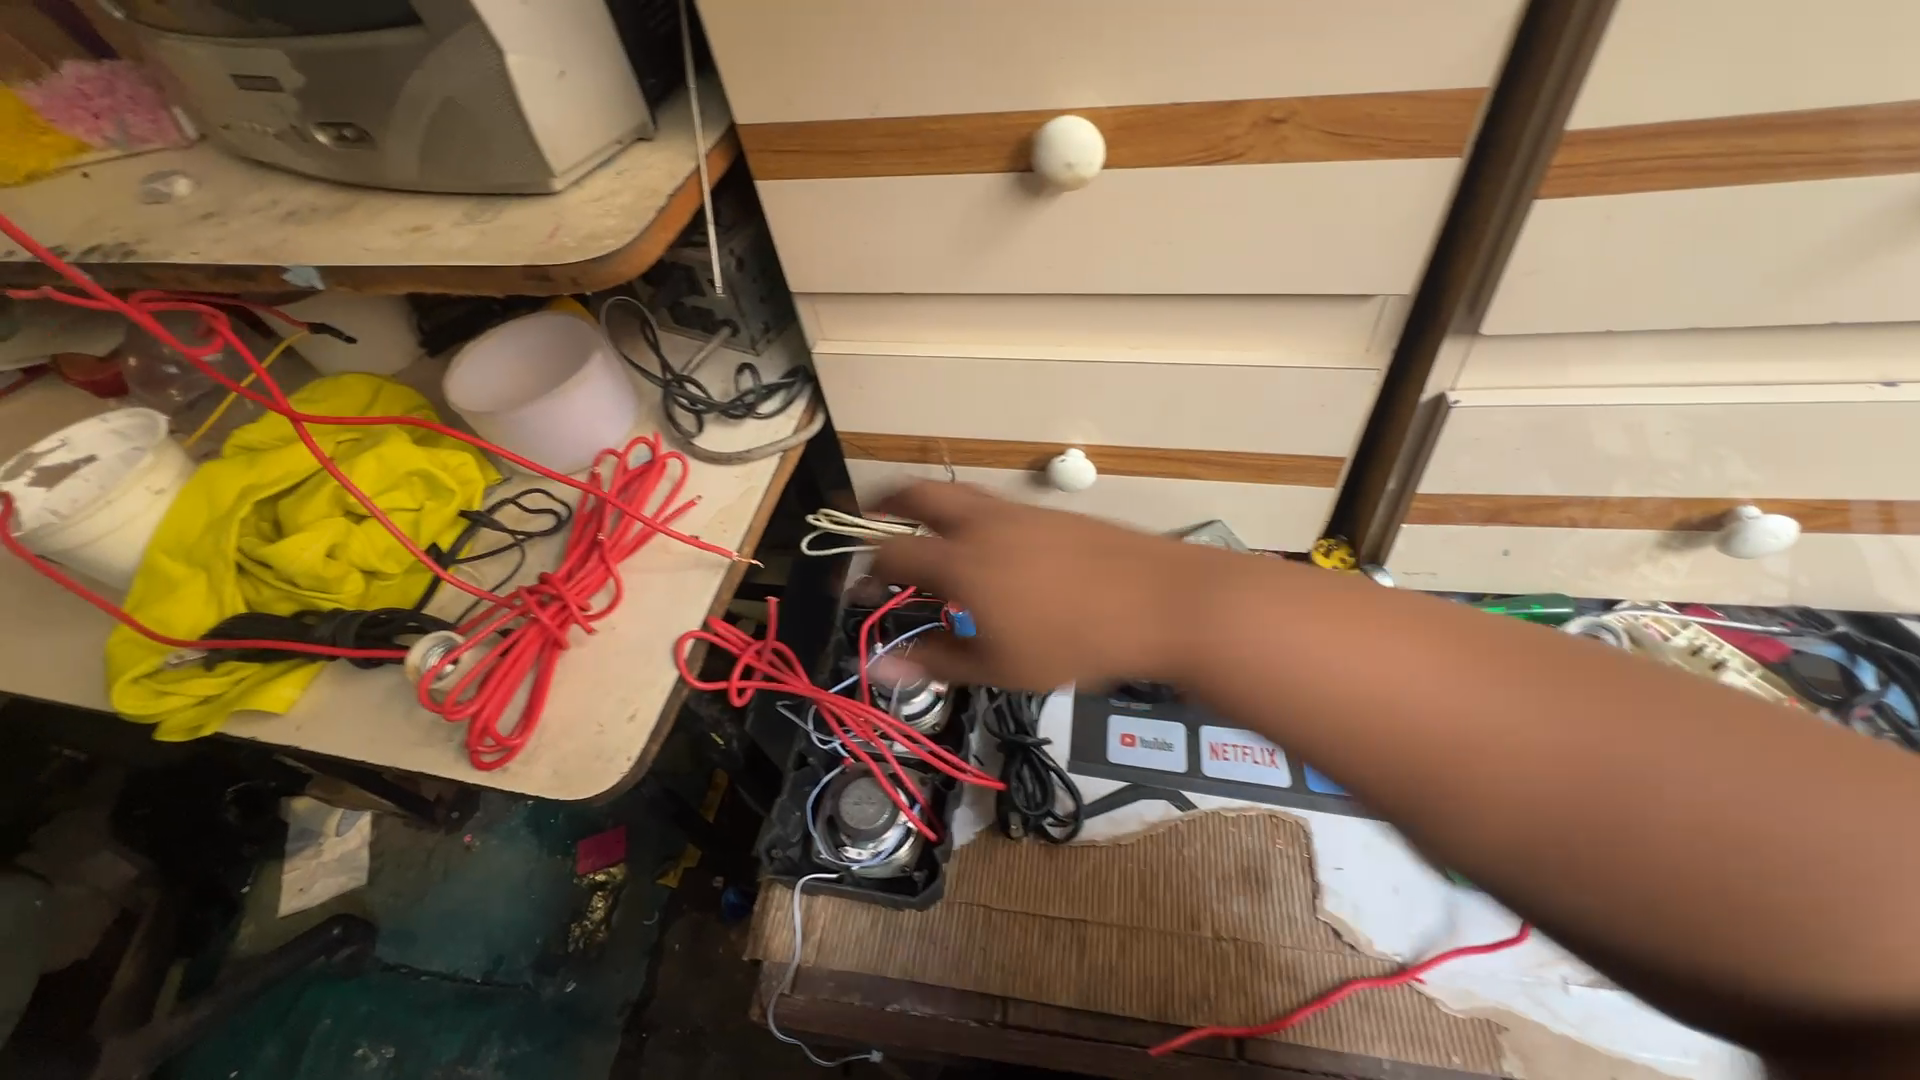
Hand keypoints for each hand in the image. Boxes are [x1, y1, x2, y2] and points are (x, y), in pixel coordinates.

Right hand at [870, 482, 1234, 689]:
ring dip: (933, 508)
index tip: (860, 588)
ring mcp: (1020, 512)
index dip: (867, 572)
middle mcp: (983, 523)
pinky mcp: (1052, 514)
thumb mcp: (1001, 666)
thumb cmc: (1075, 642)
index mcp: (960, 561)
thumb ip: (938, 660)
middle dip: (888, 504)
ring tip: (929, 533)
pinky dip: (972, 517)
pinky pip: (996, 506)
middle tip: (873, 519)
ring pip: (961, 495)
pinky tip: (989, 548)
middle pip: (919, 495)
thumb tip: (882, 665)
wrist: (1161, 601)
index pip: (892, 555)